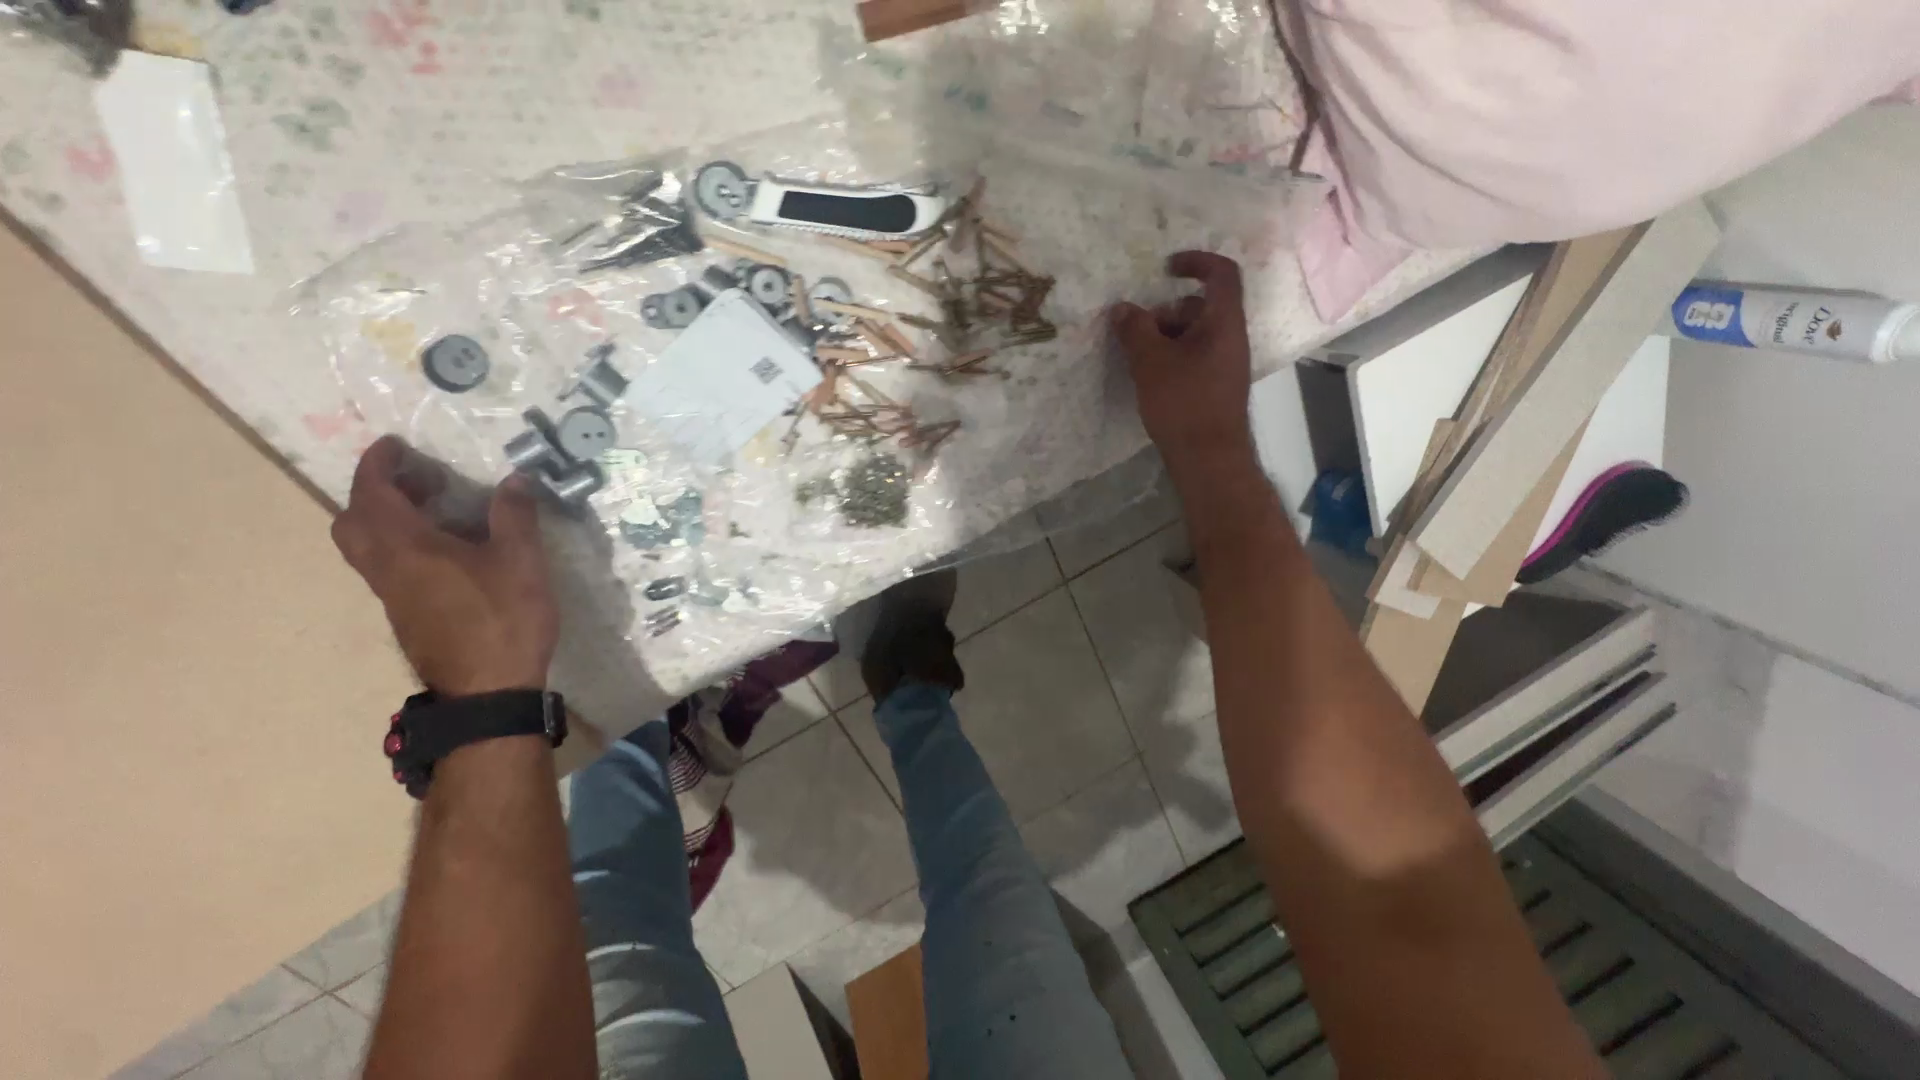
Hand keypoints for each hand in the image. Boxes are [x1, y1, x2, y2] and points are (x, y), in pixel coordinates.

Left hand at [332, 436, 558, 696]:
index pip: (372, 493)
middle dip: (375, 493)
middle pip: (352, 522)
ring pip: (367, 548)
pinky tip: (450, 554)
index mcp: (407, 547)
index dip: (379, 463)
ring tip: (438, 514)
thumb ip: (514, 516)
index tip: (397, 445)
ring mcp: (392, 597)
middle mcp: (387, 569)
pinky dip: (404, 547)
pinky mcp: (407, 617)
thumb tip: (514, 480)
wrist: (488, 691)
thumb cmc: (503, 619)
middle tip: (418, 482)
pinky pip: (388, 569)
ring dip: (388, 521)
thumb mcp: (522, 561)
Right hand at [1111, 251, 1257, 479]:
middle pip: (1201, 306)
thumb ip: (1135, 329)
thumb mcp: (1151, 362)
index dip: (1196, 262)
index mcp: (1224, 322)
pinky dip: (1172, 357)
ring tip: (1137, 358)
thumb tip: (1122, 308)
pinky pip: (1194, 357)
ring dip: (1165, 336)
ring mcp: (1225, 364)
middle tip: (1138, 329)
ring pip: (1194, 334)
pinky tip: (1149, 377)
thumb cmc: (1184, 403)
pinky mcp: (1216, 387)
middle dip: (1166, 311)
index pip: (1221, 274)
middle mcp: (1231, 338)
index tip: (1165, 268)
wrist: (1209, 459)